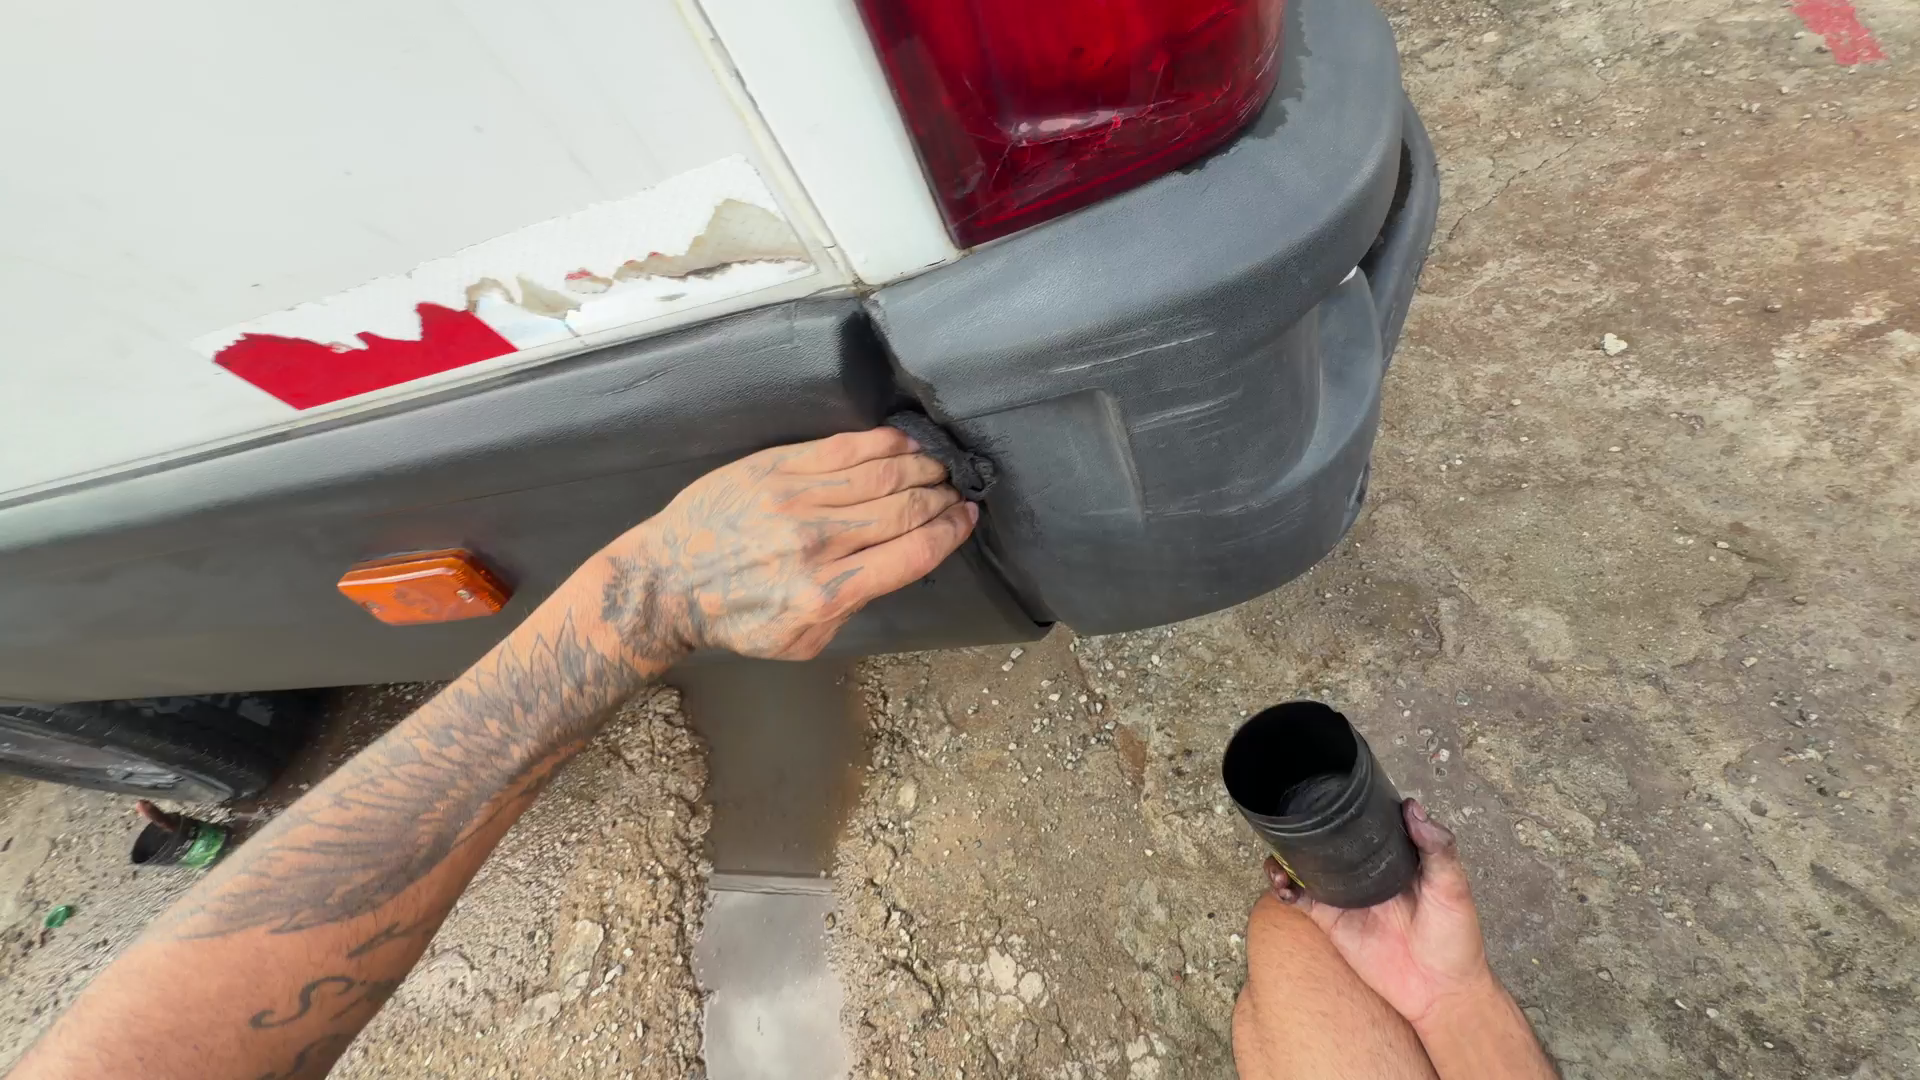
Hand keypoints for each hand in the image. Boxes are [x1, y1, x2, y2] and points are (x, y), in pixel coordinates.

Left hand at [591, 427, 977, 662]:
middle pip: (904, 508)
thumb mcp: (804, 640)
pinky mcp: (774, 468)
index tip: (967, 517)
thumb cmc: (738, 618)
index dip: (951, 532)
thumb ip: (854, 604)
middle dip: (941, 496)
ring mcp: (795, 499)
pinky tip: (904, 440)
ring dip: (921, 465)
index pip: (913, 553)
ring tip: (940, 462)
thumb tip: (895, 561)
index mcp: (829, 592)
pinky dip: (881, 442)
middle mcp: (818, 542)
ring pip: (880, 473)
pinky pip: (841, 448)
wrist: (668, 581)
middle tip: (958, 487)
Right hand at [1267, 800, 1495, 1026]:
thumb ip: (1438, 850)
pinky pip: (1299, 898)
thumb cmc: (1455, 941)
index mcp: (1385, 857)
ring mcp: (1341, 894)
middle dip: (1297, 830)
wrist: (1441, 995)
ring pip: (1302, 866)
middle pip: (1320, 841)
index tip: (1319, 791)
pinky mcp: (1329, 918)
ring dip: (1282, 858)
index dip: (1336, 806)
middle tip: (1286, 823)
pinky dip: (1284, 889)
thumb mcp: (1453, 890)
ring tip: (1277, 861)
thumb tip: (1413, 807)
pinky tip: (1283, 886)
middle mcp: (1358, 871)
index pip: (1356, 823)